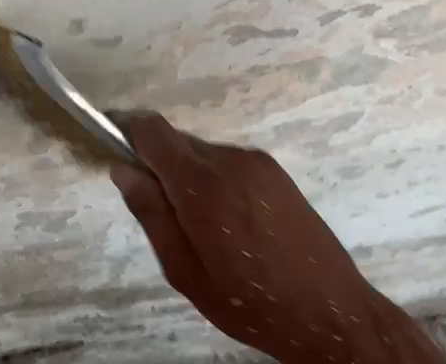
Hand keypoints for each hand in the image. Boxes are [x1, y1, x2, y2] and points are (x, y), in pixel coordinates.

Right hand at [108, 111, 445, 363]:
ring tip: (203, 225)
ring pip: (202, 153)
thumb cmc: (250, 302)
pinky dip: (216, 180)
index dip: (125, 128)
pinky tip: (230, 222)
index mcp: (200, 183)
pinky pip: (228, 163)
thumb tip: (122, 169)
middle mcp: (228, 161)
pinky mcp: (277, 174)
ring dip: (189, 174)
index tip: (109, 137)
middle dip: (159, 163)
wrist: (335, 318)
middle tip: (162, 208)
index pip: (150, 130)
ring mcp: (257, 164)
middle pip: (175, 141)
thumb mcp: (184, 270)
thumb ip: (150, 214)